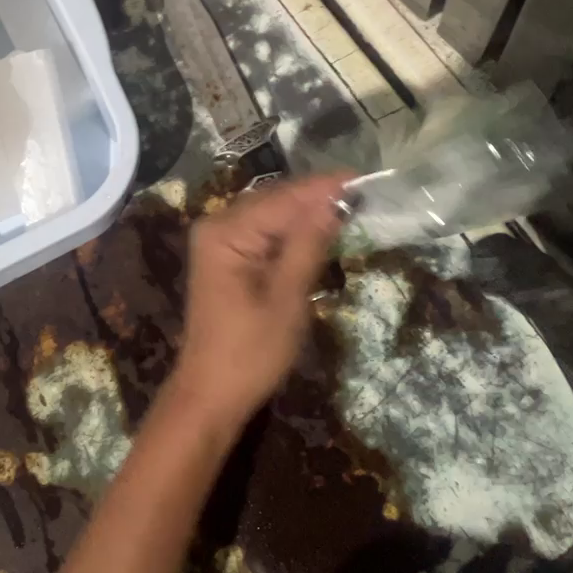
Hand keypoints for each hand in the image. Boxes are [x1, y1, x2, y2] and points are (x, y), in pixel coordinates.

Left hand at [166, 174, 349, 425]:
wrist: (210, 394)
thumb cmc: (249, 352)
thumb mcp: (286, 299)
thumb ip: (307, 246)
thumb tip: (333, 203)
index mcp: (225, 232)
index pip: (281, 199)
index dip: (322, 188)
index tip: (361, 177)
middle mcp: (217, 226)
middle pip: (273, 201)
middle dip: (315, 196)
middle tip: (361, 190)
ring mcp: (218, 242)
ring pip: (270, 215)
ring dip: (305, 211)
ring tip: (348, 203)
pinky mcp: (225, 259)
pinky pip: (263, 233)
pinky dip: (290, 231)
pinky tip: (318, 229)